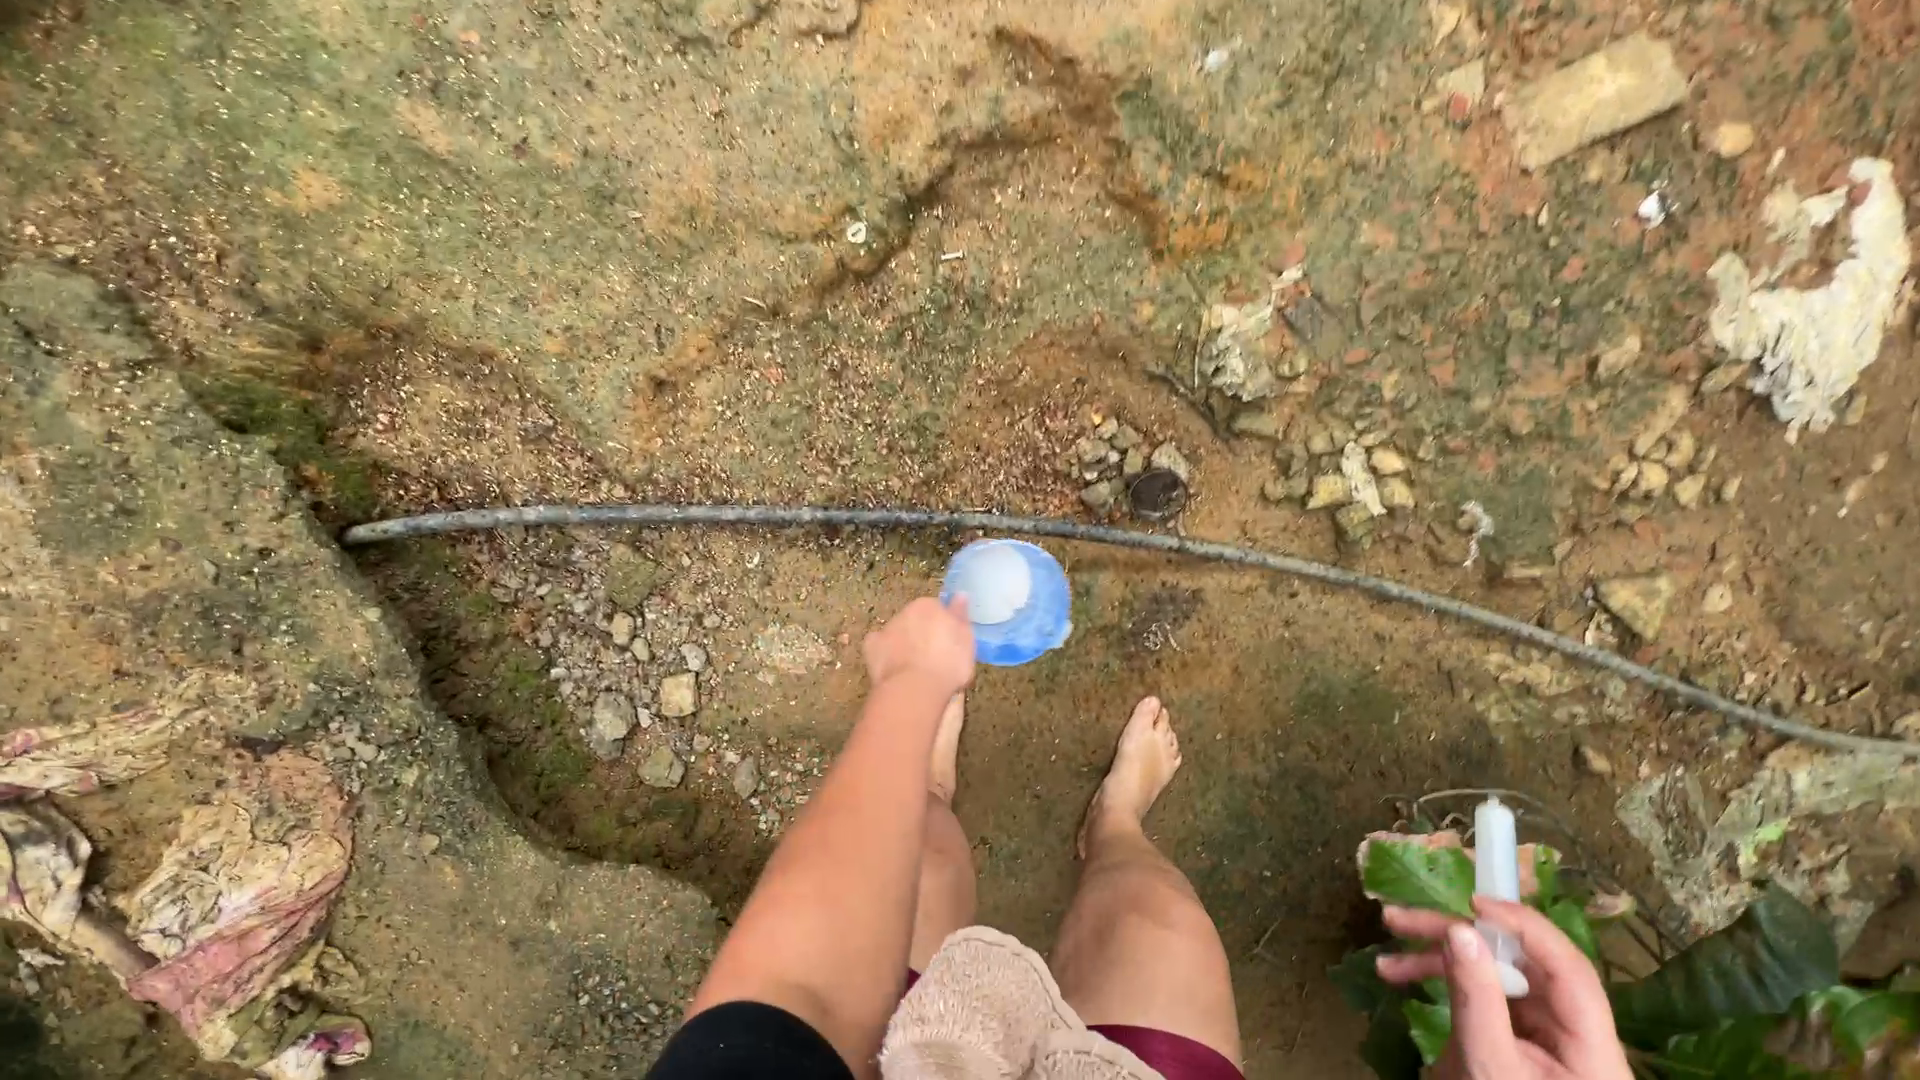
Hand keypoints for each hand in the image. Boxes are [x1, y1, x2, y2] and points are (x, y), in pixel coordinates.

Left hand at [862, 597, 974, 696]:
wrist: (915, 689)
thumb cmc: (948, 664)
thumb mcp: (967, 640)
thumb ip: (961, 616)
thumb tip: (960, 595)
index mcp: (928, 606)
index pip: (937, 608)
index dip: (943, 626)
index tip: (950, 643)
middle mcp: (905, 612)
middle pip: (916, 620)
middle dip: (923, 634)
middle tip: (935, 656)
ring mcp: (886, 629)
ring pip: (898, 633)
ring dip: (904, 644)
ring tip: (915, 669)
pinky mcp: (872, 648)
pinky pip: (879, 647)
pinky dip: (885, 654)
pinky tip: (893, 668)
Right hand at [1376, 897, 1631, 1079]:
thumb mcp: (1488, 1066)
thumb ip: (1475, 997)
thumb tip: (1460, 929)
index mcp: (1593, 1048)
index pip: (1568, 968)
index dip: (1525, 926)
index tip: (1472, 901)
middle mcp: (1575, 1032)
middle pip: (1520, 963)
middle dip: (1456, 937)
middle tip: (1397, 921)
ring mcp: (1545, 1034)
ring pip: (1494, 974)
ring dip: (1436, 958)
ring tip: (1386, 962)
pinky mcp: (1518, 1037)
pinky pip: (1482, 994)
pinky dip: (1441, 981)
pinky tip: (1401, 979)